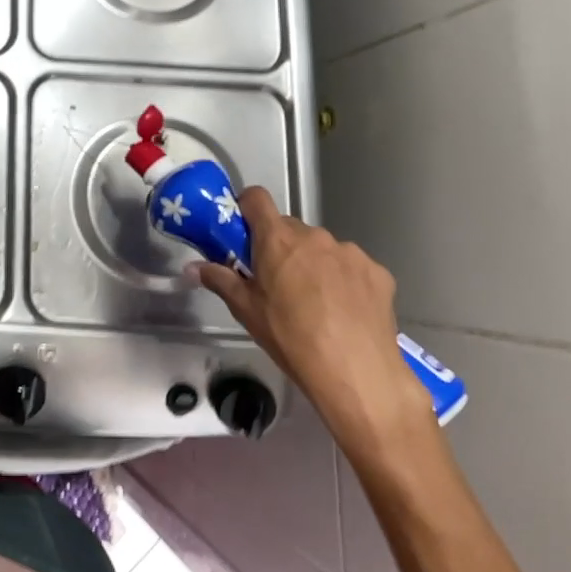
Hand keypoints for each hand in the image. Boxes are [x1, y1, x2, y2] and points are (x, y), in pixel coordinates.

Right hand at [183, 186, 427, 448]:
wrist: (357, 372)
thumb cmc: (290, 337)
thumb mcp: (246, 311)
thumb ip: (219, 280)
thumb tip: (192, 268)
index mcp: (277, 239)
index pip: (256, 198)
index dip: (246, 209)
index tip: (242, 232)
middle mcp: (314, 236)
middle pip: (289, 229)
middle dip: (280, 247)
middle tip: (276, 280)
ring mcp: (350, 252)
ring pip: (322, 248)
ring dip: (313, 263)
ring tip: (315, 301)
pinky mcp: (377, 272)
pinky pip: (351, 266)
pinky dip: (344, 280)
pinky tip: (344, 310)